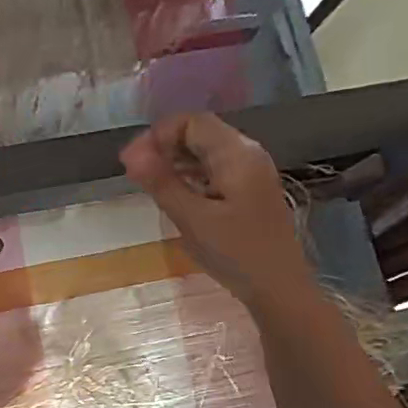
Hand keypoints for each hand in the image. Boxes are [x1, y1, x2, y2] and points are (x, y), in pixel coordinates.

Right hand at [119, 113, 315, 302]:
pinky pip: (216, 171)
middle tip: (135, 174)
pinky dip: (192, 177)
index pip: (193, 122)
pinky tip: (175, 197)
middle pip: (201, 133)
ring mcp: (252, 172)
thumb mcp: (192, 219)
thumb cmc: (234, 253)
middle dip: (165, 147)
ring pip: (208, 153)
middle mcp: (248, 153)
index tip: (130, 161)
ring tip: (149, 186)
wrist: (277, 285)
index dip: (158, 135)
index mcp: (236, 154)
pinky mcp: (250, 191)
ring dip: (177, 162)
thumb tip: (131, 153)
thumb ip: (162, 183)